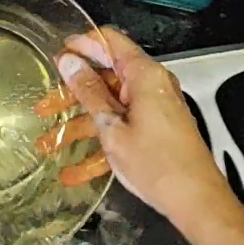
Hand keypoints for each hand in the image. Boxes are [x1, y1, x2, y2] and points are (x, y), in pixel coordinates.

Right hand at [59, 26, 238, 226]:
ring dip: (80, 124)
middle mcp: (152, 85)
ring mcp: (155, 108)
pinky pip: (122, 126)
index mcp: (144, 75)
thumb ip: (88, 92)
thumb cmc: (157, 164)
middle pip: (106, 76)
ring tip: (48, 142)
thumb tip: (69, 62)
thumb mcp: (112, 127)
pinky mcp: (156, 129)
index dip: (81, 44)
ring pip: (109, 105)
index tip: (58, 55)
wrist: (197, 203)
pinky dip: (100, 143)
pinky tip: (75, 170)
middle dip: (73, 93)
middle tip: (46, 104)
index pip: (109, 41)